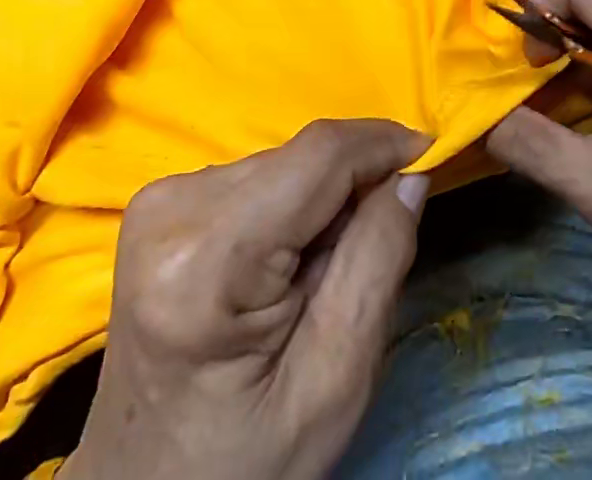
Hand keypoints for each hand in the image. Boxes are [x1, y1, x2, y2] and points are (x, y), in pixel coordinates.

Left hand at [62, 120, 430, 479]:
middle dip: (355, 185)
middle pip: (303, 158)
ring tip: (322, 269)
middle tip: (374, 246)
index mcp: (206, 262)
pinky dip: (294, 205)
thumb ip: (378, 259)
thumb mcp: (338, 376)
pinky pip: (262, 176)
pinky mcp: (162, 204)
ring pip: (286, 161)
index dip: (384, 143)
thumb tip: (411, 174)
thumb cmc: (248, 454)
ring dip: (325, 198)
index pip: (318, 156)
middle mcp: (172, 211)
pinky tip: (287, 261)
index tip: (432, 156)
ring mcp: (160, 203)